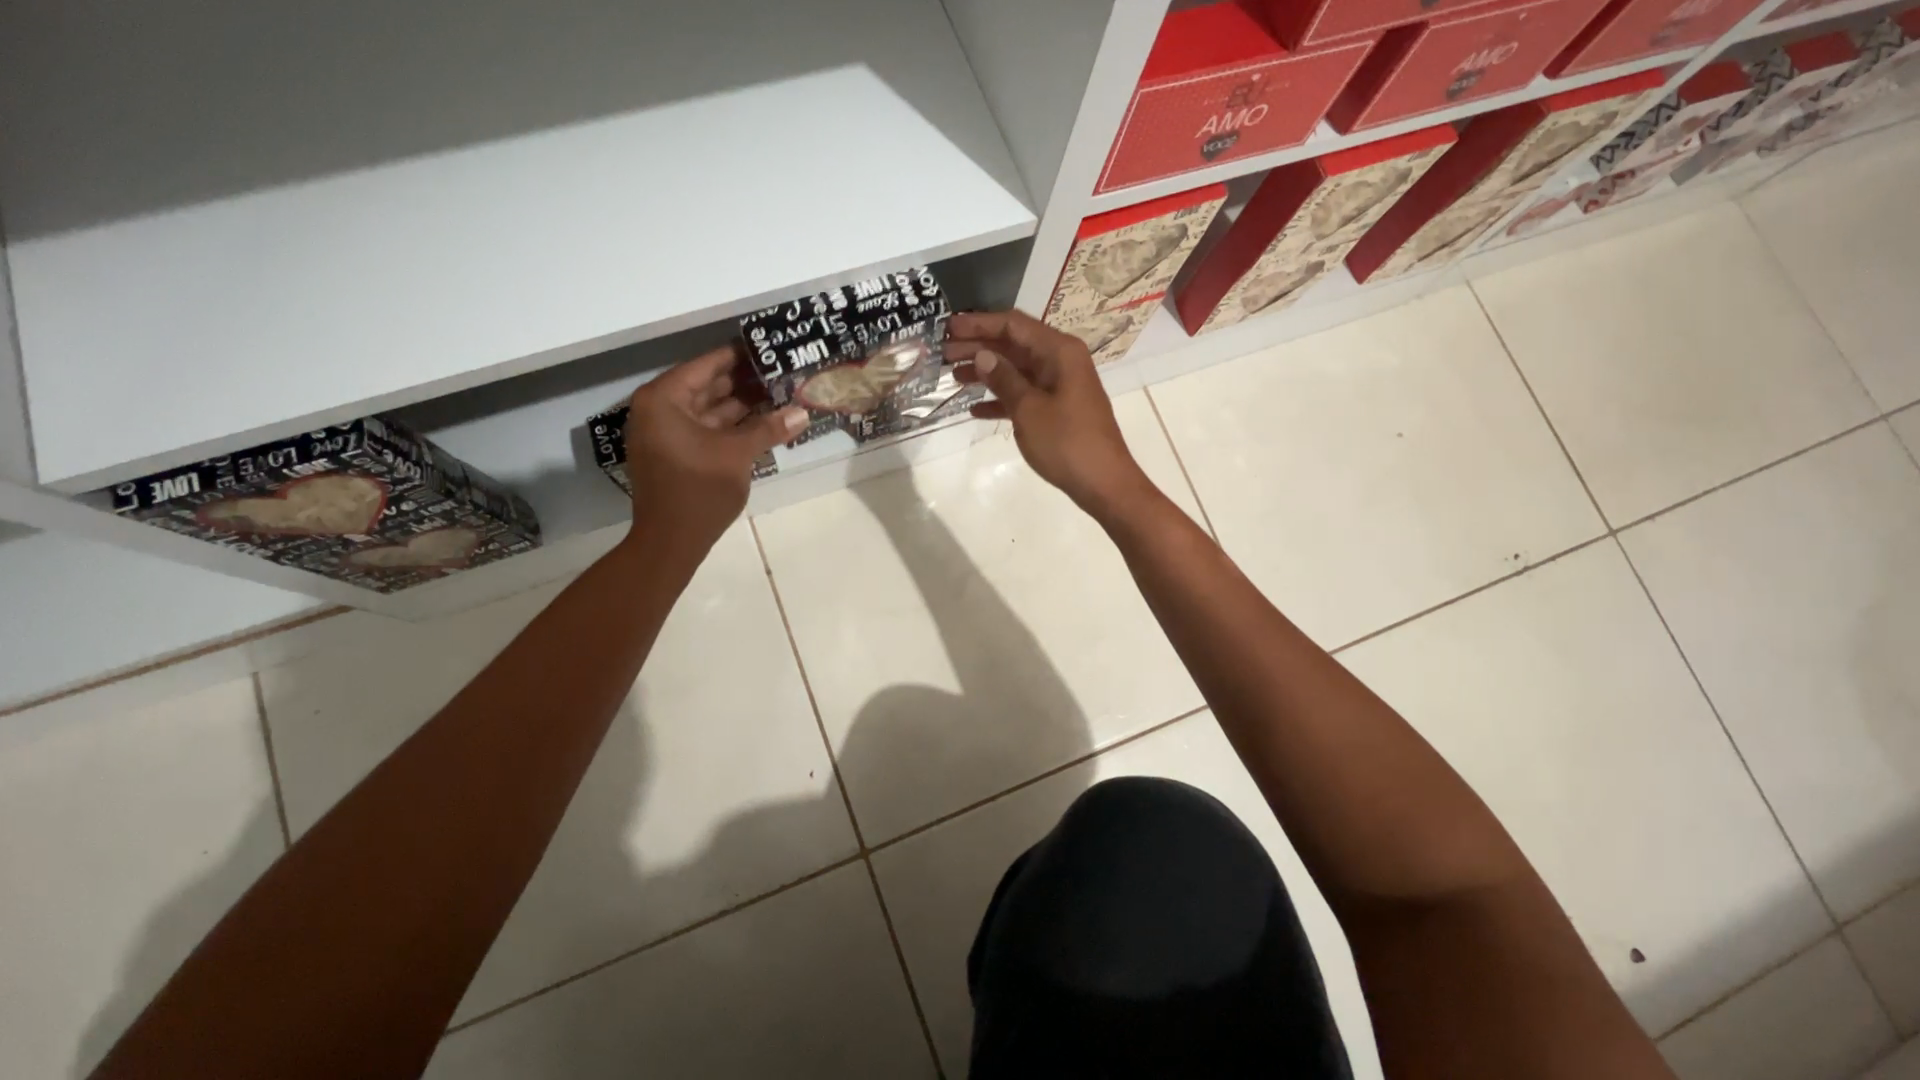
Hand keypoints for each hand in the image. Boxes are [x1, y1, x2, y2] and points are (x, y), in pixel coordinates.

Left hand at [623, 345, 805, 556]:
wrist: (669, 542)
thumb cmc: (699, 490)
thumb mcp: (738, 454)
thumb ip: (769, 428)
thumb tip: (802, 413)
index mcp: (664, 399)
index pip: (706, 365)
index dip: (739, 356)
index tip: (768, 348)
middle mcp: (657, 410)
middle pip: (706, 385)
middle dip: (742, 381)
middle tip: (780, 372)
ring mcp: (663, 434)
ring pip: (707, 410)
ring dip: (740, 405)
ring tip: (778, 395)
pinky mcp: (672, 455)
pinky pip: (703, 430)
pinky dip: (729, 426)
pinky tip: (762, 423)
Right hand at [949, 310, 1154, 519]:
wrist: (1103, 483)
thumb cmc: (1066, 442)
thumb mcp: (1028, 409)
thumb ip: (1003, 379)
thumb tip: (981, 355)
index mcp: (1059, 351)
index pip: (1013, 324)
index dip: (978, 324)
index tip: (948, 328)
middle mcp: (1060, 361)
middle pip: (1013, 345)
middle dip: (978, 347)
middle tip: (942, 354)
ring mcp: (1060, 386)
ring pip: (1016, 370)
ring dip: (985, 372)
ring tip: (952, 377)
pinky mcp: (1057, 409)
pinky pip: (1024, 395)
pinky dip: (1000, 399)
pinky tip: (974, 410)